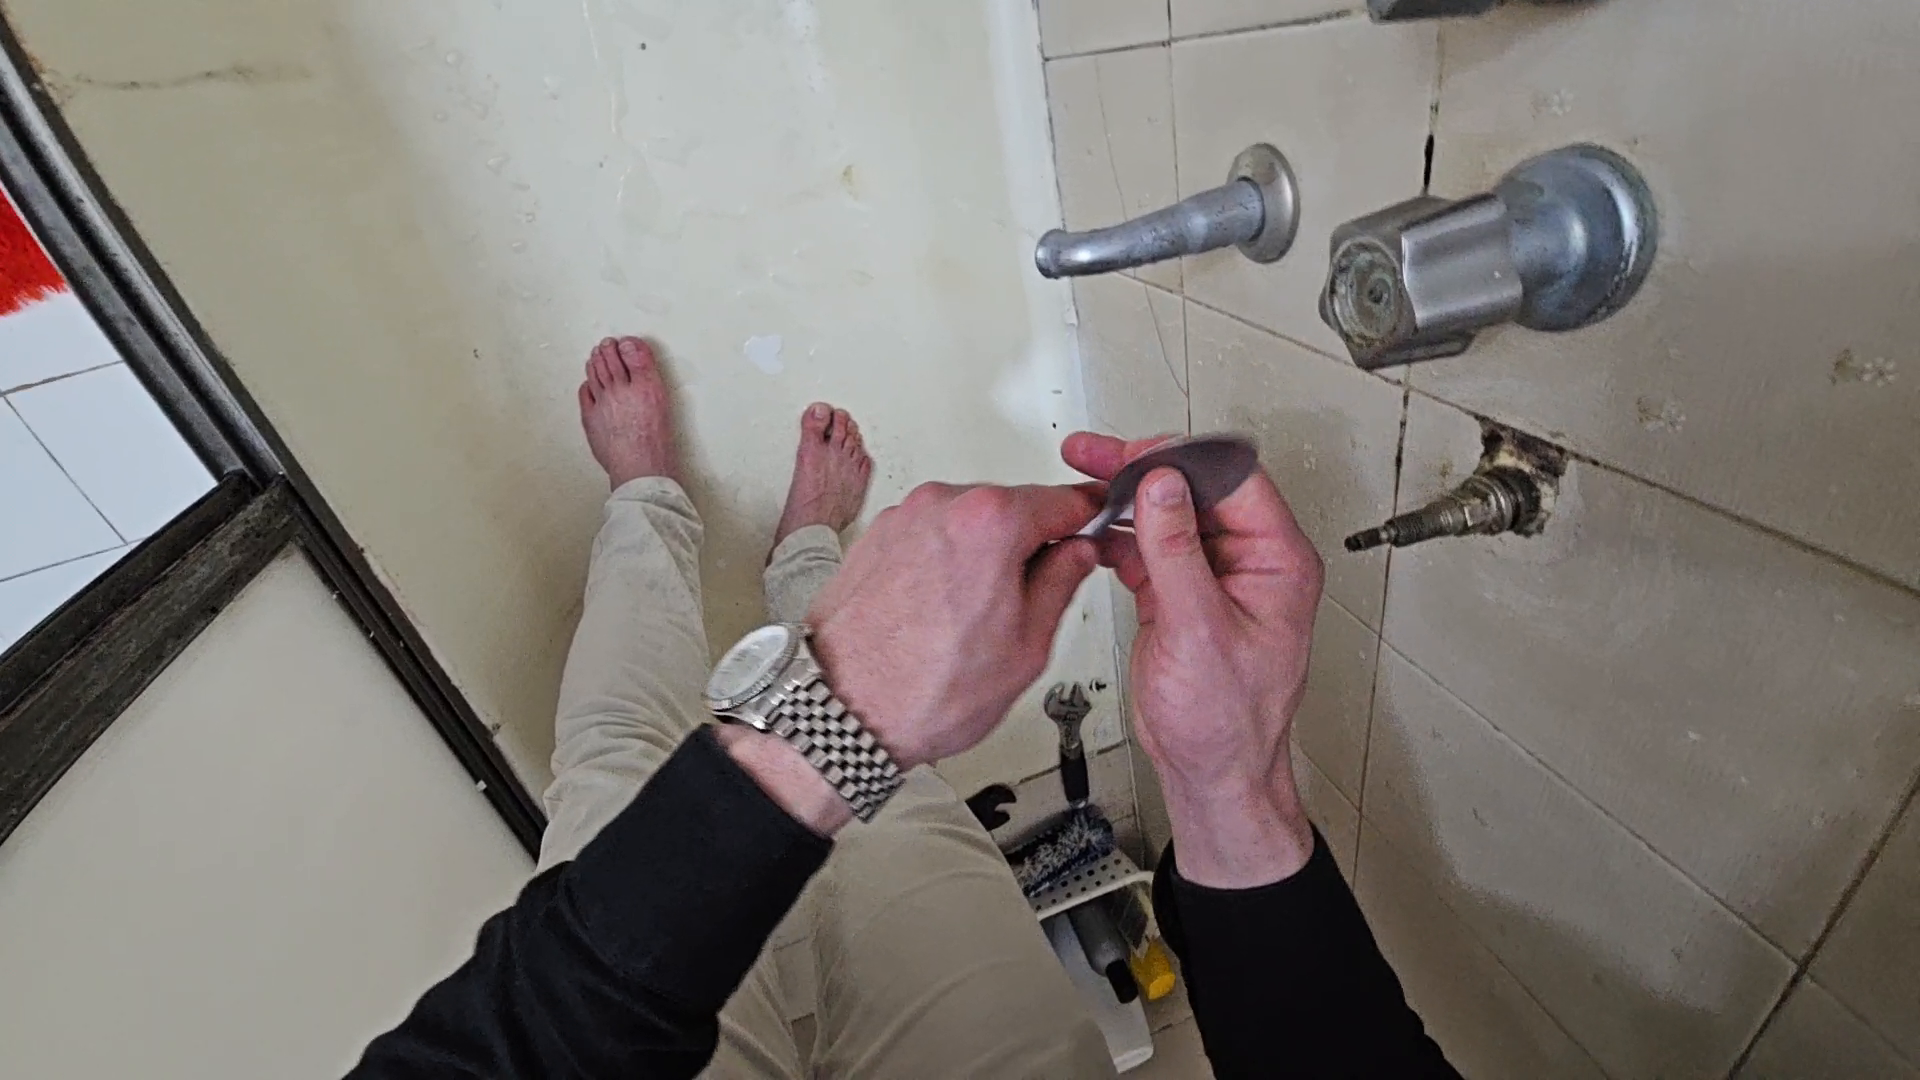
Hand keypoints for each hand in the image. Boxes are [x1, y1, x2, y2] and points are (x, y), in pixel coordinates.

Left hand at [806, 482, 1101, 771]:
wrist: (840, 710)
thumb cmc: (922, 690)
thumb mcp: (1027, 646)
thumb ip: (1061, 583)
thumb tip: (1076, 554)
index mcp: (991, 523)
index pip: (1063, 500)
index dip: (1087, 517)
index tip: (1094, 525)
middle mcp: (943, 505)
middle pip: (1013, 507)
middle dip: (1031, 542)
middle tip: (1032, 595)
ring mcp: (905, 517)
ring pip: (971, 520)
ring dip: (985, 552)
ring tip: (974, 614)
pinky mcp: (879, 534)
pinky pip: (933, 533)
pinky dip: (947, 558)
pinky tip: (941, 608)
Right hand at [1063, 433, 1324, 886]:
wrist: (1209, 769)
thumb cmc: (1228, 721)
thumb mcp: (1200, 631)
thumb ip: (1177, 553)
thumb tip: (1162, 487)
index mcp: (1274, 561)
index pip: (1231, 481)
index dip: (1181, 459)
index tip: (1135, 453)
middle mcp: (1244, 560)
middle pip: (1192, 490)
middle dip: (1140, 469)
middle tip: (1094, 454)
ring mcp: (1207, 575)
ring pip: (1163, 515)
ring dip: (1122, 500)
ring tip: (1080, 483)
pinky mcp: (1176, 592)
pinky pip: (1144, 548)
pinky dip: (1114, 537)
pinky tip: (1088, 531)